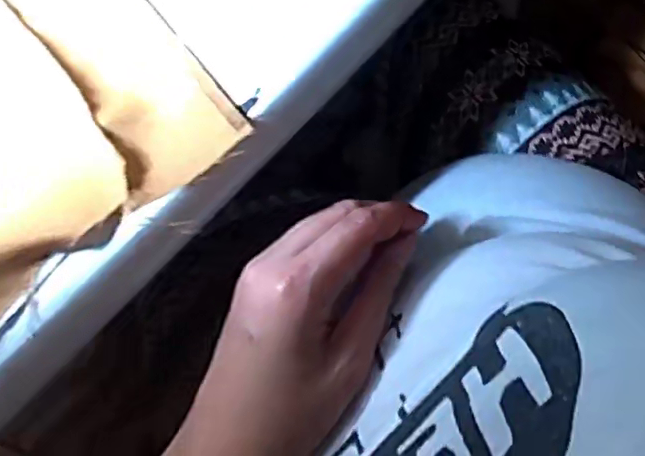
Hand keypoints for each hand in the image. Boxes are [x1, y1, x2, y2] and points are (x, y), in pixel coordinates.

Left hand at [168, 200, 426, 455]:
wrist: (222, 448)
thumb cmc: (291, 416)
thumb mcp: (350, 360)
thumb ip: (380, 290)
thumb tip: (405, 243)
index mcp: (298, 284)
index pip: (357, 224)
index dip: (395, 215)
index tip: (422, 221)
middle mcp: (273, 261)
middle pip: (338, 212)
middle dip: (379, 213)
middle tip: (410, 230)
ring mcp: (257, 263)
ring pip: (320, 217)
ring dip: (358, 219)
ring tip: (389, 239)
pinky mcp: (252, 272)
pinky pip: (304, 232)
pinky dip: (335, 231)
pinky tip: (354, 251)